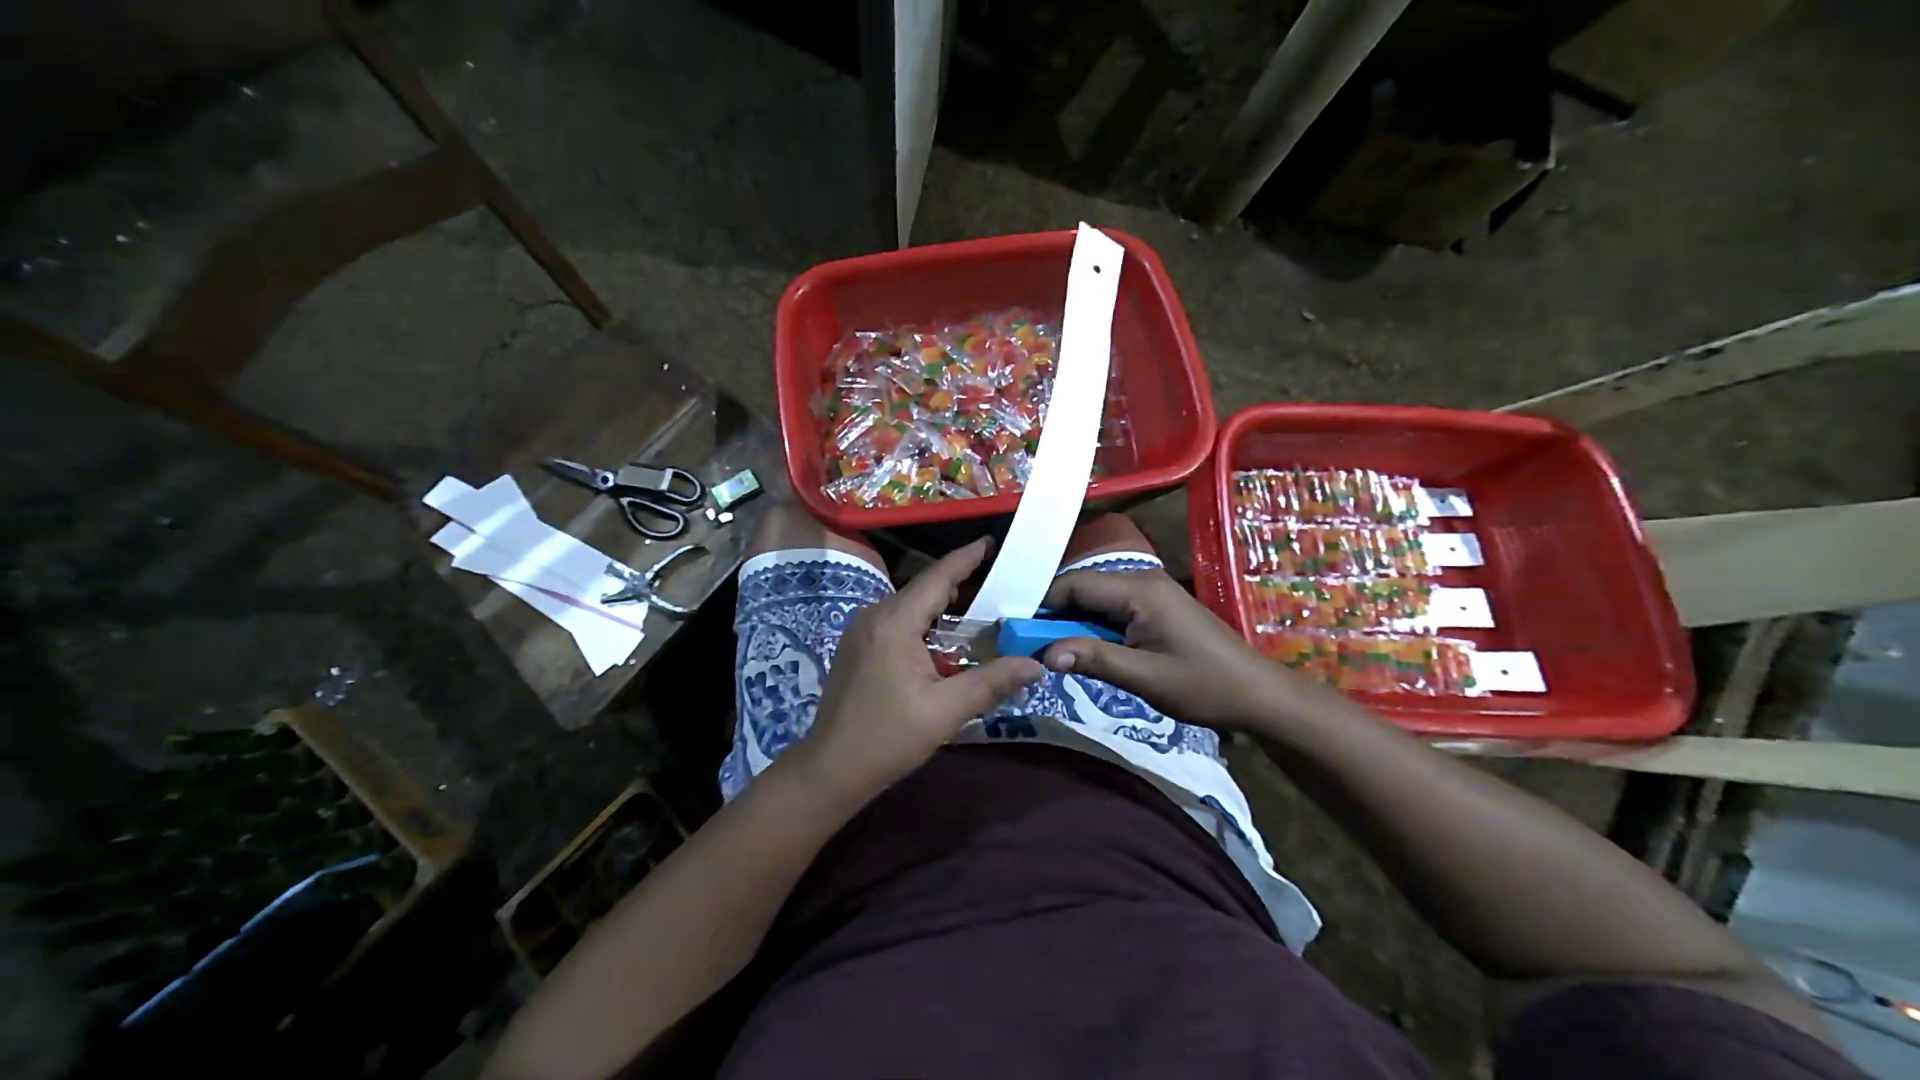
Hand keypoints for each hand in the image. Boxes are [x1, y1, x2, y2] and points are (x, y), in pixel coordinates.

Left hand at [788, 537, 1045, 805]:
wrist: (832, 768)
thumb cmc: (888, 738)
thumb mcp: (946, 710)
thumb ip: (992, 681)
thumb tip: (1036, 665)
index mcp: (894, 622)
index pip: (938, 578)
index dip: (966, 558)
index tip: (991, 540)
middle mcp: (874, 615)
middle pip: (924, 588)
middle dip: (961, 582)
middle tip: (1000, 581)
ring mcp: (861, 629)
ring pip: (910, 604)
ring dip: (943, 604)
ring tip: (981, 607)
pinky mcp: (858, 645)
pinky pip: (897, 620)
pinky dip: (925, 620)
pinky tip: (945, 637)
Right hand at [1039, 569, 1310, 728]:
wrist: (1257, 694)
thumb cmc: (1204, 685)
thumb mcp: (1145, 677)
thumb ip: (1093, 659)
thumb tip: (1043, 654)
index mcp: (1138, 590)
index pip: (1074, 585)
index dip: (1041, 605)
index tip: (1016, 631)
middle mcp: (1142, 581)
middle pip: (1082, 588)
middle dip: (1053, 615)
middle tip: (1027, 644)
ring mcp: (1151, 592)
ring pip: (1095, 599)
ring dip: (1072, 623)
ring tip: (1048, 650)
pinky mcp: (1156, 607)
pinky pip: (1112, 609)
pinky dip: (1092, 627)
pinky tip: (1082, 649)